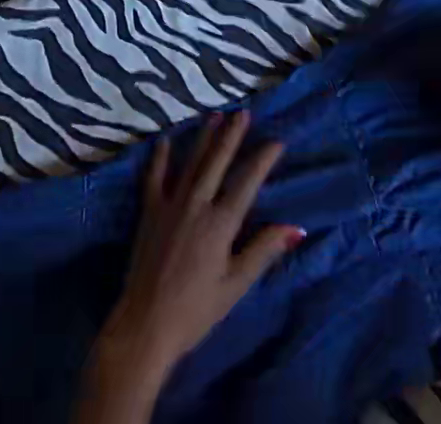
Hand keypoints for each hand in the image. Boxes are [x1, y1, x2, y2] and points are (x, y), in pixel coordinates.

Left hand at [96, 112, 302, 380]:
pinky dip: (160, 159)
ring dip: (204, 138)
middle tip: (243, 113)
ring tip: (215, 116)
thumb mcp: (236, 285)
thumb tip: (295, 227)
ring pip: (191, 164)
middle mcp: (197, 206)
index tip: (277, 141)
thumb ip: (264, 251)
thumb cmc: (196, 310)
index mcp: (221, 223)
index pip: (248, 182)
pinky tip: (166, 141)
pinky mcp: (149, 214)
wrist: (144, 326)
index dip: (263, 160)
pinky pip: (155, 179)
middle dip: (232, 136)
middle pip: (218, 162)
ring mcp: (170, 207)